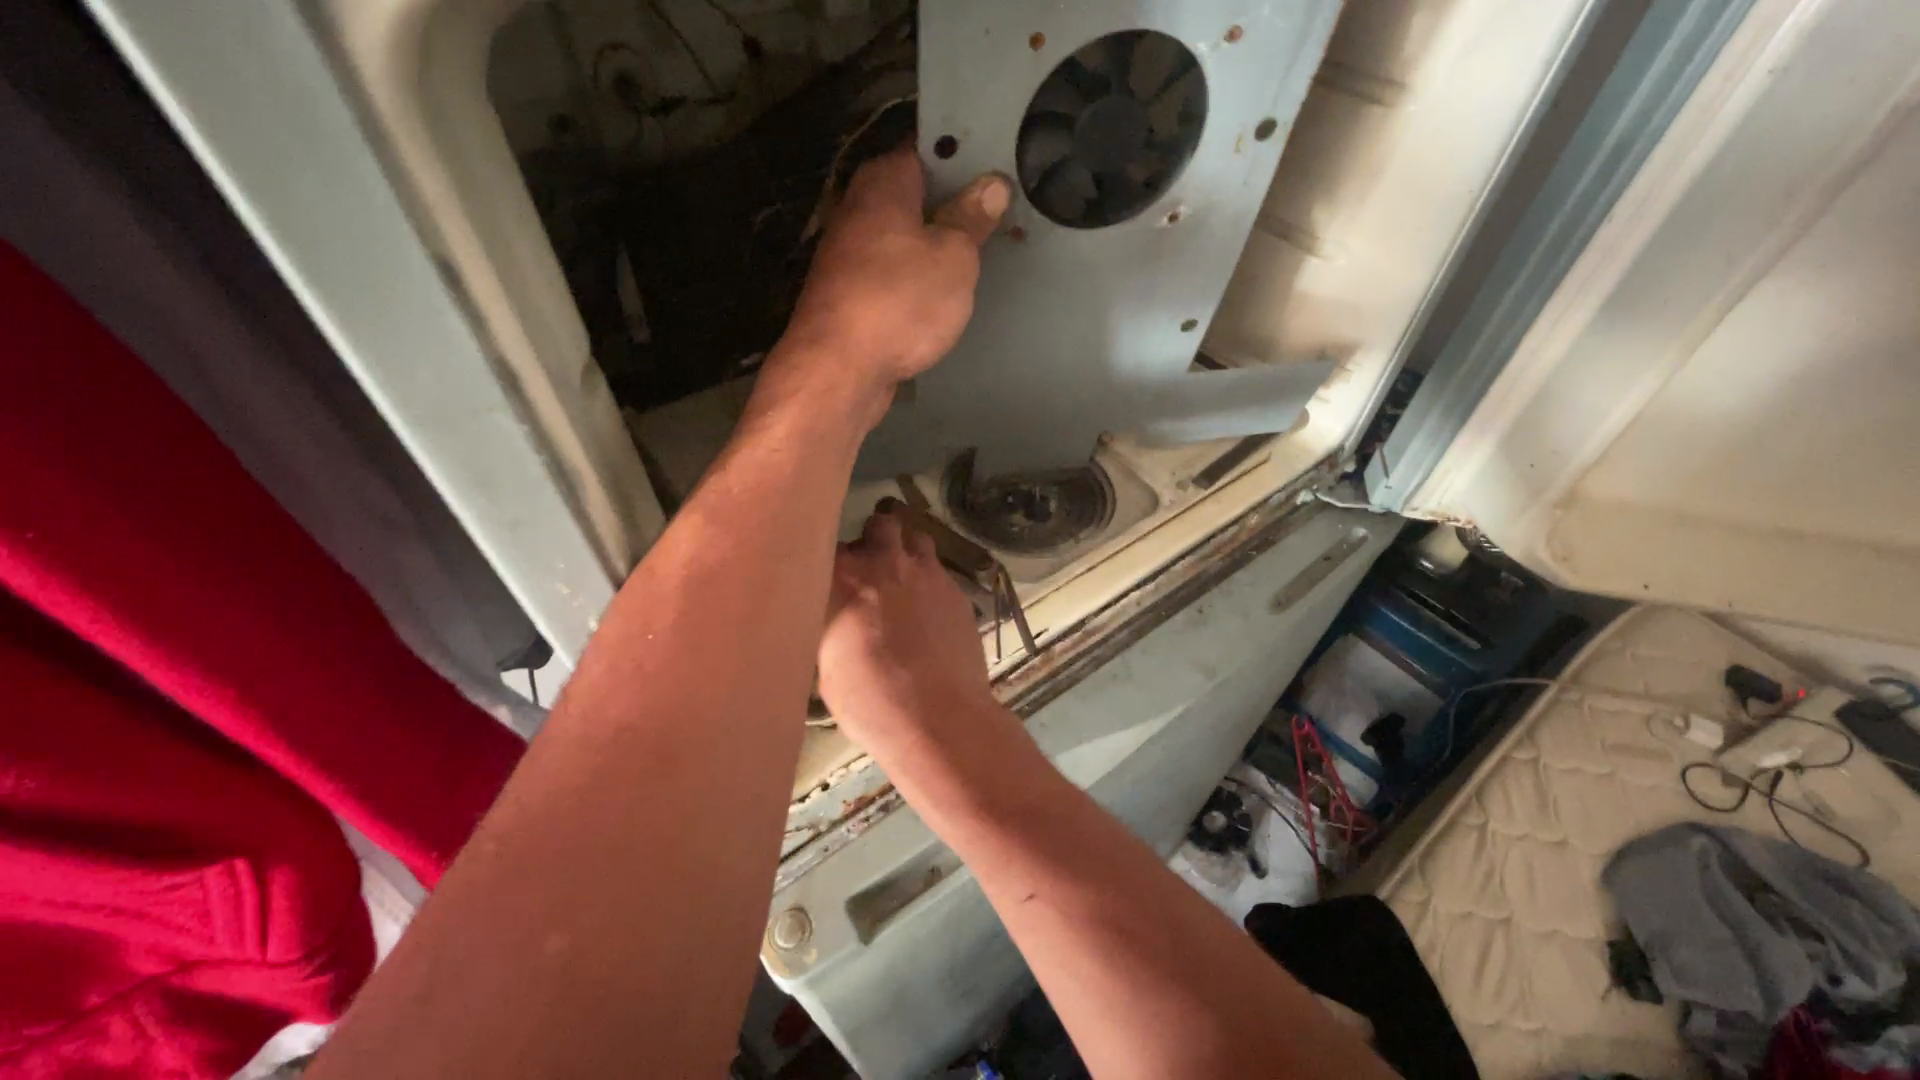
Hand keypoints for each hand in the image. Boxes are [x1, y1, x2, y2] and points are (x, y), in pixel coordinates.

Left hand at [772, 146, 1011, 430]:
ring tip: (979, 254)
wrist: (837, 370)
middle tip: (1000, 215)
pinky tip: (940, 293)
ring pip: (902, 237)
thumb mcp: (953, 256)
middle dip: (952, 204)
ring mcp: (847, 254)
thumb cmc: (899, 301)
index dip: (964, 158)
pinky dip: (914, 278)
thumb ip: (972, 218)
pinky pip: (891, 273)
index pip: (927, 149)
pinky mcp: (846, 294)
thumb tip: (991, 184)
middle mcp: (857, 208)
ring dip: (934, 245)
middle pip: (913, 195)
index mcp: (883, 181)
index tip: (1000, 168)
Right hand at [818, 504, 995, 752]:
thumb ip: (831, 629)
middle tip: (871, 569)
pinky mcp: (957, 591)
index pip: (829, 546)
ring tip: (903, 578)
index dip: (832, 560)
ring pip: (916, 538)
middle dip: (875, 539)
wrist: (937, 716)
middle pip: (879, 525)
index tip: (831, 576)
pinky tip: (929, 610)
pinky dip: (931, 581)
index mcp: (841, 580)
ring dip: (907, 551)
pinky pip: (940, 571)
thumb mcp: (827, 668)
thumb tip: (837, 625)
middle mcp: (884, 564)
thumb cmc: (869, 700)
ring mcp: (926, 574)